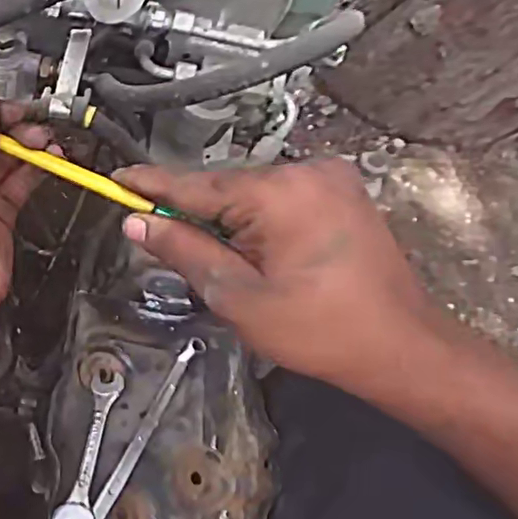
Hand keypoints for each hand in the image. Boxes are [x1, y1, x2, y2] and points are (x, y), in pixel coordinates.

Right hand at [115, 159, 437, 388]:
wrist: (400, 346)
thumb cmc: (319, 330)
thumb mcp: (236, 295)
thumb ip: (184, 251)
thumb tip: (139, 224)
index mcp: (278, 194)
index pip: (193, 185)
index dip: (149, 185)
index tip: (117, 180)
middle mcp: (306, 172)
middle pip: (221, 187)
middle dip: (189, 213)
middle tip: (161, 241)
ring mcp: (328, 178)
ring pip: (248, 192)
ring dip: (222, 219)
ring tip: (217, 261)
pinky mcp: (339, 192)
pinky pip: (275, 196)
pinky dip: (252, 218)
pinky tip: (249, 250)